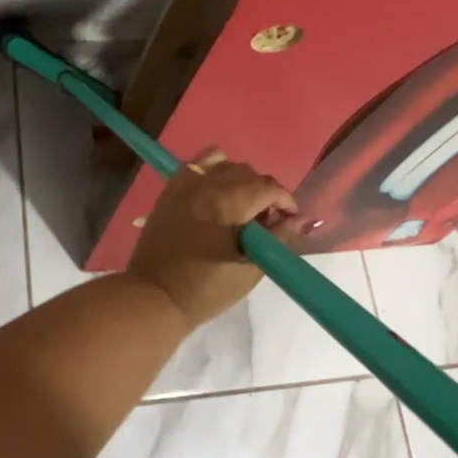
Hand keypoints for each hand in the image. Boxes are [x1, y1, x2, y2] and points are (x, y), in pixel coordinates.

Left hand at [124, 149, 307, 328]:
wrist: (156, 295)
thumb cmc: (206, 288)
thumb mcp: (250, 268)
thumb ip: (278, 238)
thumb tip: (301, 219)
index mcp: (228, 202)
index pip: (267, 185)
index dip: (285, 199)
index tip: (289, 219)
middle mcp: (206, 183)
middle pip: (246, 172)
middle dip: (262, 192)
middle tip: (263, 222)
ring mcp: (184, 183)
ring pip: (221, 163)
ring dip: (237, 179)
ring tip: (238, 206)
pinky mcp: (169, 189)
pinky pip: (194, 164)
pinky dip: (210, 169)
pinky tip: (214, 192)